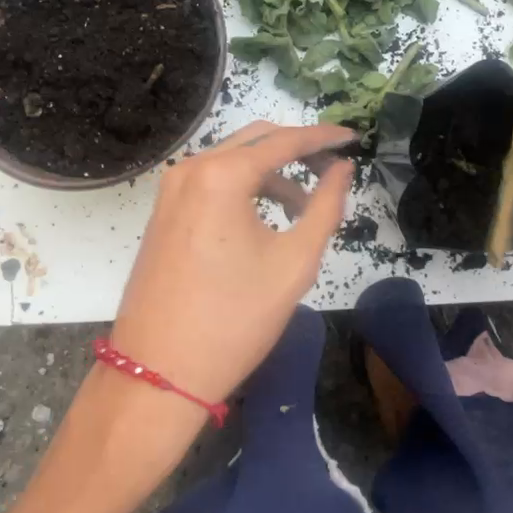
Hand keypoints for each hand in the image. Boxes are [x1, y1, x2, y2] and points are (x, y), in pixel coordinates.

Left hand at [106, 121, 355, 405]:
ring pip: (234, 160)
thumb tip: (343, 168)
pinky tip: (269, 217)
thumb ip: (326, 205)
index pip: (284, 140)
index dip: (324, 137)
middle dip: (299, 149)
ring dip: (273, 173)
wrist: (158, 375)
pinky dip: (246, 188)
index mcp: (222, 175)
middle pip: (256, 140)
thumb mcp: (295, 262)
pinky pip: (213, 182)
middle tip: (336, 166)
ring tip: (305, 207)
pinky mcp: (163, 212)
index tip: (354, 138)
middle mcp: (191, 169)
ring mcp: (171, 190)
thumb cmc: (234, 320)